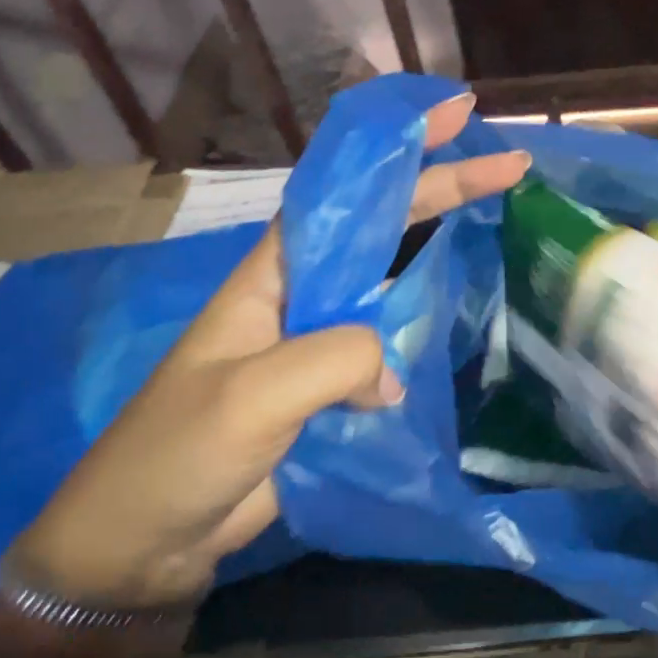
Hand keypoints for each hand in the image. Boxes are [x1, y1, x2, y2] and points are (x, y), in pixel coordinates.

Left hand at [9, 95, 528, 608]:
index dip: (402, 151)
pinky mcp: (335, 389)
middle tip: (513, 164)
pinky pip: (394, 341)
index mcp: (275, 272)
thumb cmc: (180, 451)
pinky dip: (432, 319)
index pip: (347, 193)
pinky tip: (470, 310)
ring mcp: (321, 341)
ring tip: (504, 219)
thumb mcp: (254, 393)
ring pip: (396, 279)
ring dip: (445, 246)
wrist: (144, 541)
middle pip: (385, 225)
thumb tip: (393, 372)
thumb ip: (337, 359)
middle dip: (444, 185)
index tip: (456, 115)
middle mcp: (304, 293)